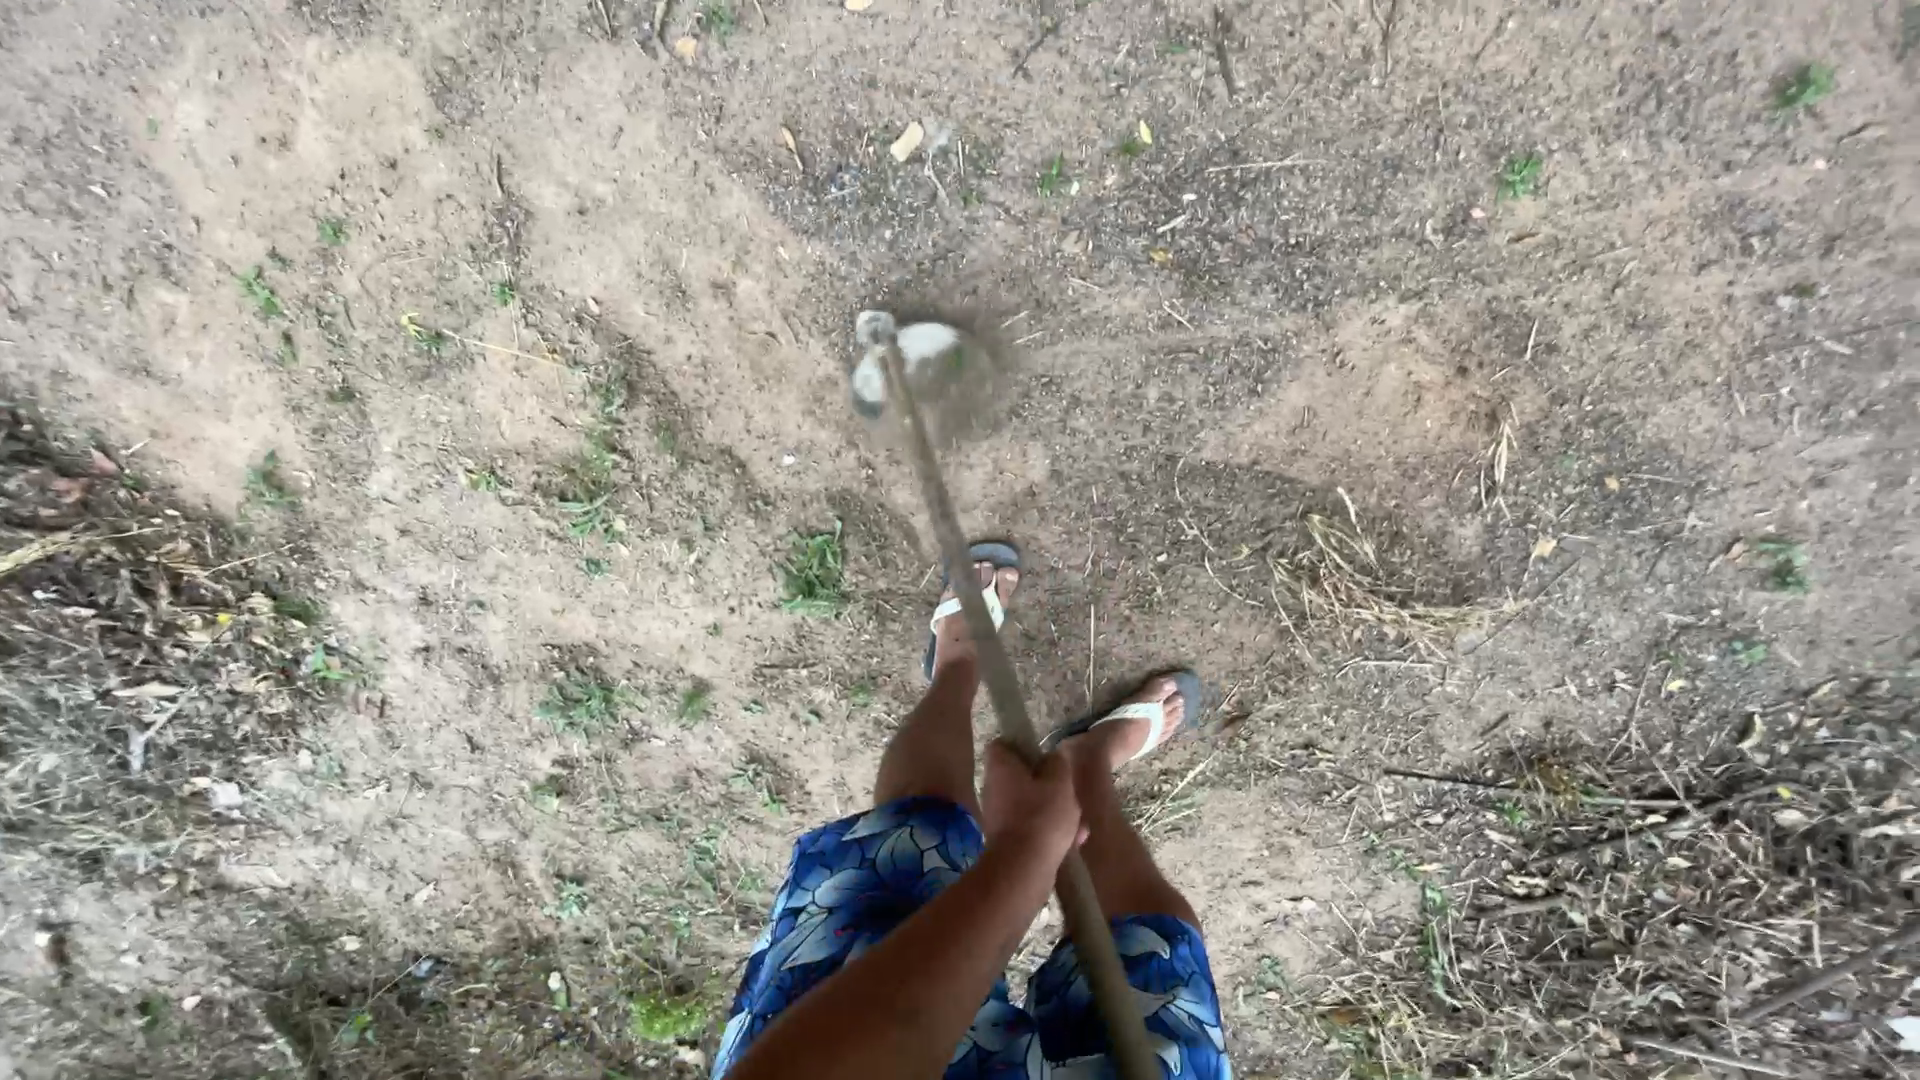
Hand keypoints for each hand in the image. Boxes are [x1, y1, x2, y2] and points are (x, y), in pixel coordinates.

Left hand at [979, 739, 1082, 864]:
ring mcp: (998, 816)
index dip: (1022, 745)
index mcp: (1000, 767)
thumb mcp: (1060, 782)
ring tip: (1080, 823)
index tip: (1044, 753)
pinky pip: (1031, 827)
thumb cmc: (1040, 816)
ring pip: (1030, 804)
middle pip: (1020, 777)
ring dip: (1055, 811)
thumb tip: (1053, 757)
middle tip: (1069, 790)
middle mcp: (993, 788)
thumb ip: (1058, 763)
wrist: (1023, 869)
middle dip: (1048, 784)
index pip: (1002, 745)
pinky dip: (1050, 832)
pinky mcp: (1007, 840)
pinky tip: (1074, 842)